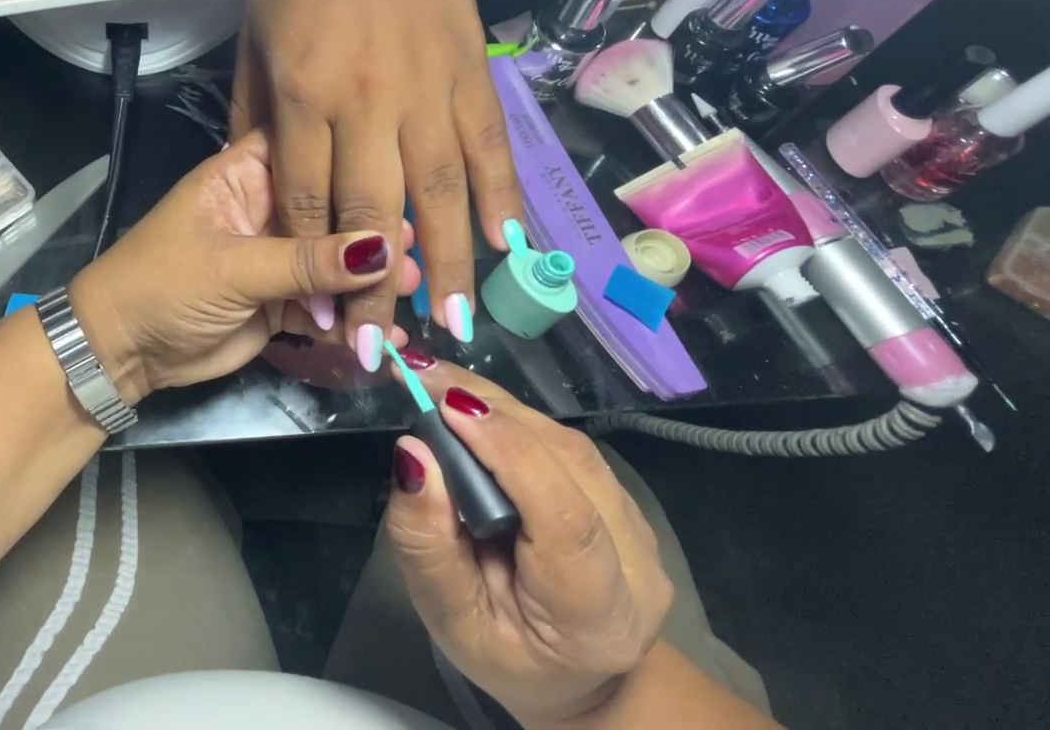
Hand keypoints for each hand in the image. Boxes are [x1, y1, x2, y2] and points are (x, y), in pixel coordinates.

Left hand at [68, 130, 420, 403]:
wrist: (125, 350)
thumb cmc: (162, 286)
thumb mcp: (232, 268)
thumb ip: (304, 260)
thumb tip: (382, 249)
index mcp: (243, 174)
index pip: (307, 149)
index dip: (353, 161)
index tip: (401, 182)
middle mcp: (268, 207)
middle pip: (332, 209)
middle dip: (373, 233)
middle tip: (414, 256)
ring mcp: (277, 255)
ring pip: (336, 260)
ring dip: (370, 280)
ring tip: (408, 294)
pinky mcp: (282, 299)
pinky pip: (326, 303)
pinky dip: (352, 318)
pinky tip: (387, 335)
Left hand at [232, 0, 521, 362]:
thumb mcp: (252, 40)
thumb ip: (255, 117)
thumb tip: (264, 183)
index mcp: (301, 96)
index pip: (310, 202)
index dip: (317, 267)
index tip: (326, 318)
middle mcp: (365, 101)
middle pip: (372, 213)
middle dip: (379, 290)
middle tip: (388, 350)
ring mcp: (427, 85)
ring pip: (441, 194)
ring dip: (450, 265)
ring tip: (456, 323)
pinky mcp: (472, 67)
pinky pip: (489, 147)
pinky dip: (502, 199)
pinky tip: (509, 246)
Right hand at [385, 365, 673, 726]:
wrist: (577, 678)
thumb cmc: (503, 652)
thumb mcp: (445, 615)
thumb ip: (425, 541)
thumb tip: (413, 453)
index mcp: (594, 615)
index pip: (565, 517)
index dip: (507, 451)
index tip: (443, 405)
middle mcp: (638, 566)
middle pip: (570, 463)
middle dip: (493, 411)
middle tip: (422, 374)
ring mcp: (641, 529)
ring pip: (570, 444)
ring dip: (500, 406)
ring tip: (437, 382)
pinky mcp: (625, 502)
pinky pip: (568, 446)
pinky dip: (515, 419)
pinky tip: (472, 408)